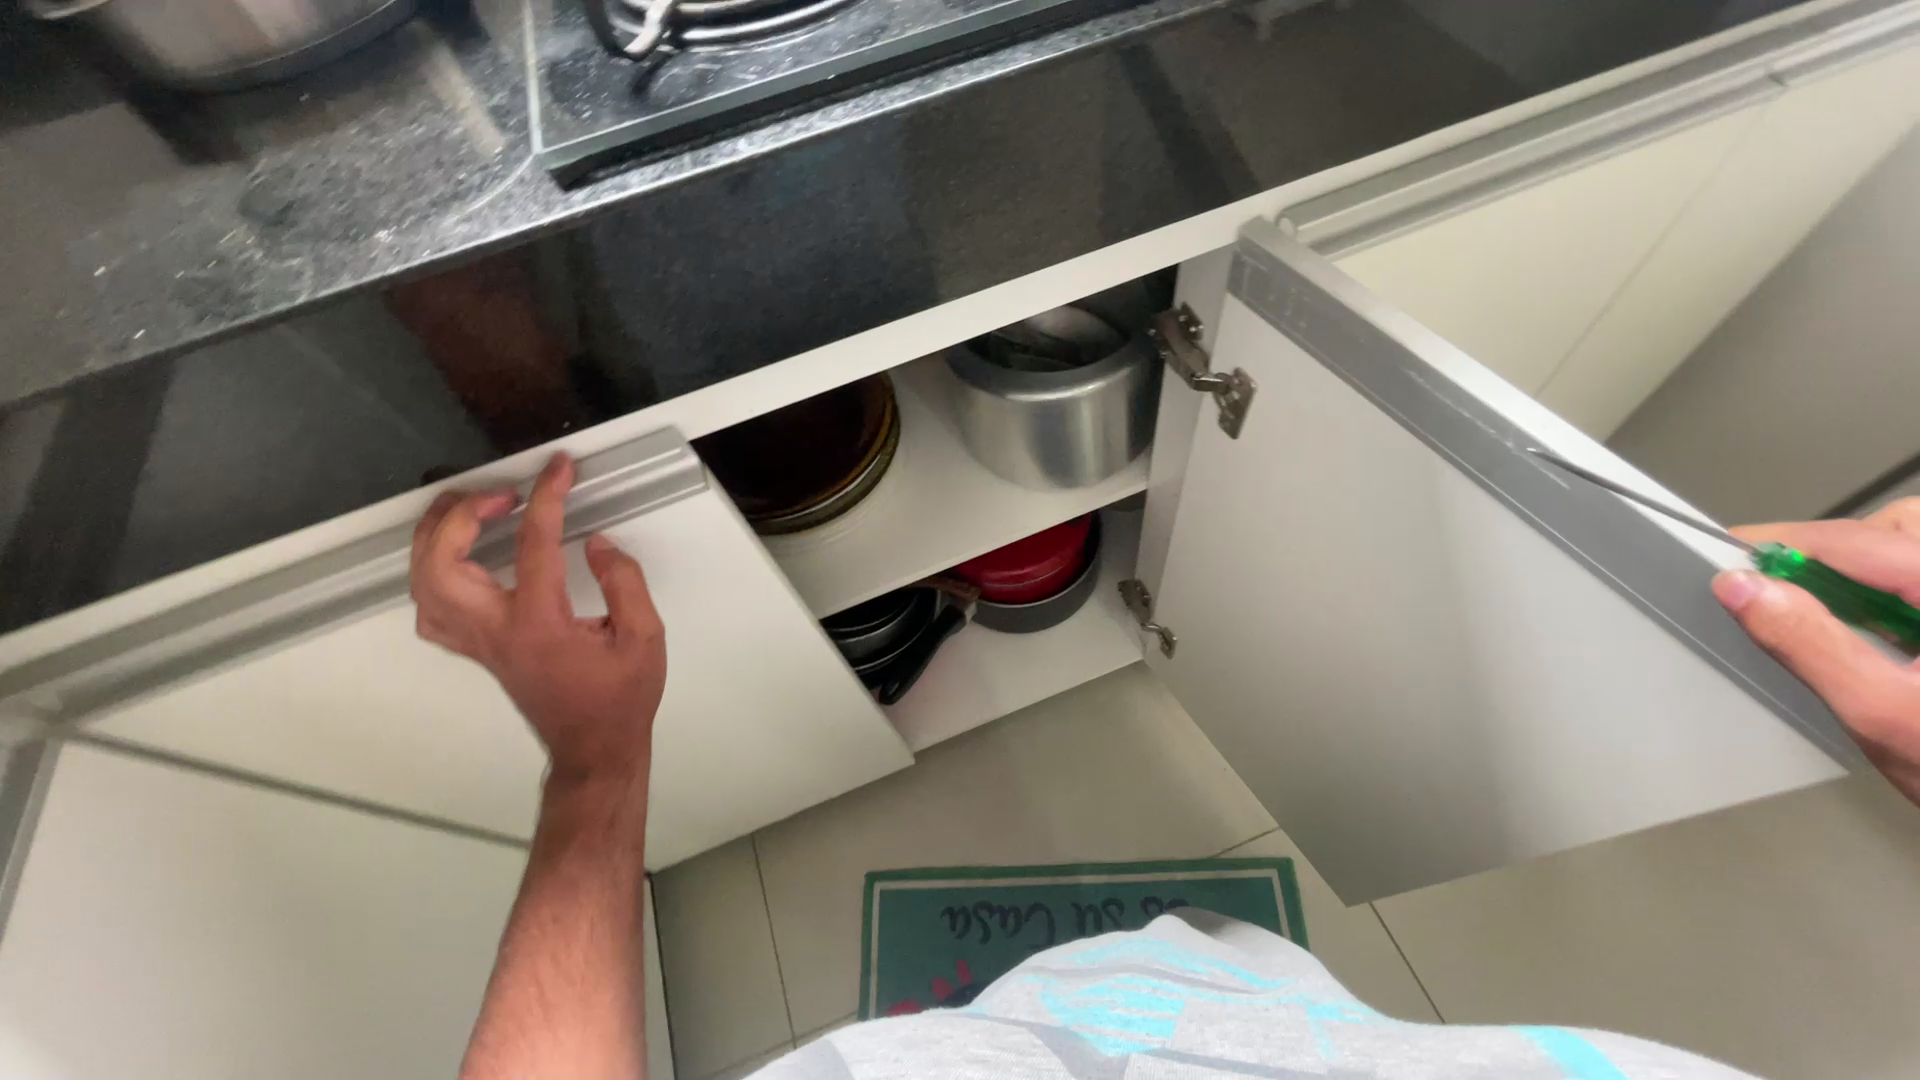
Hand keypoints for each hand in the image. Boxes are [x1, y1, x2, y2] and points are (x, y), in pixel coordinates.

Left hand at [410, 452, 667, 785]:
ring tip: (467, 509)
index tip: (559, 468)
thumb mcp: (645, 637)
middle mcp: (496, 632)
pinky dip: (432, 573)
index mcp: (540, 625)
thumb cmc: (622, 698)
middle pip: (441, 564)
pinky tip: (458, 558)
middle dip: (462, 516)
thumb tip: (597, 544)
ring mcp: (479, 644)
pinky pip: (431, 608)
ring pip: (422, 584)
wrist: (594, 748)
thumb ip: (624, 583)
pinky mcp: (478, 651)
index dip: (546, 499)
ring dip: (436, 538)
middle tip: (501, 495)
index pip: (533, 546)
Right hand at [1713, 498, 1919, 803]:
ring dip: (1860, 569)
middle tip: (1776, 592)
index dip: (1788, 544)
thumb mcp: (1882, 715)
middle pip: (1902, 529)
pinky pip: (1919, 578)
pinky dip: (1889, 587)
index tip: (1724, 556)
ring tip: (1830, 616)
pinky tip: (1876, 628)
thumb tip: (1738, 585)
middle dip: (1831, 552)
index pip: (1864, 540)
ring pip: (1916, 545)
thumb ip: (1810, 644)